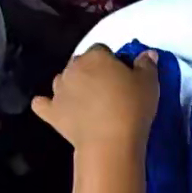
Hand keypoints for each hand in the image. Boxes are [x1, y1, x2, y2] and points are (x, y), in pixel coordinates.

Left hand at [31, 45, 159, 153]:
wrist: (110, 142)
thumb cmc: (132, 108)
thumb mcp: (149, 83)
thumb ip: (147, 65)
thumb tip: (147, 54)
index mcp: (96, 57)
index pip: (102, 50)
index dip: (112, 63)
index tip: (122, 78)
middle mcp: (73, 68)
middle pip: (80, 64)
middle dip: (90, 73)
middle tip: (108, 92)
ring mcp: (59, 91)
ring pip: (62, 81)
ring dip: (72, 87)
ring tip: (87, 103)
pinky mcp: (52, 113)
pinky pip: (42, 104)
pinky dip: (48, 105)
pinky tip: (57, 110)